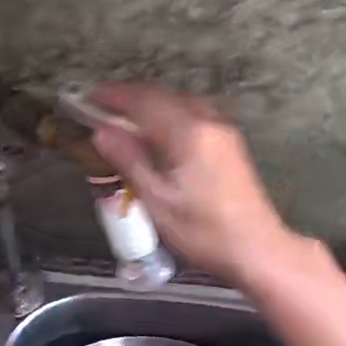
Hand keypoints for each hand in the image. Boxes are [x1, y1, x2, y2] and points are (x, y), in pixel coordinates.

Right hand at [88, 83, 299, 282]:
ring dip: (151, 105)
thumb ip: (130, 161)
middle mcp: (209, 123)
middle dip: (131, 98)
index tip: (89, 97)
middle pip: (164, 96)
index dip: (114, 96)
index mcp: (189, 133)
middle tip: (101, 107)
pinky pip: (194, 116)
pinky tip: (157, 133)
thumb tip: (102, 132)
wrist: (256, 249)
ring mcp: (224, 132)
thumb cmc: (205, 232)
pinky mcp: (230, 144)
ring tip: (124, 118)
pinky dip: (169, 116)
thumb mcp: (158, 201)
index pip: (145, 101)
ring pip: (180, 103)